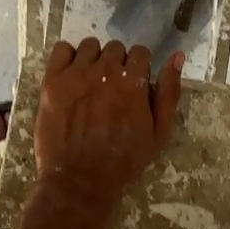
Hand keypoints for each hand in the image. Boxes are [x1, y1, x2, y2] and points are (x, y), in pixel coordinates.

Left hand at [33, 38, 183, 207]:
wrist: (79, 182)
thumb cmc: (123, 161)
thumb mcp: (158, 132)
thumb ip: (169, 92)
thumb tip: (177, 55)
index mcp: (132, 81)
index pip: (140, 52)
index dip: (138, 69)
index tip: (133, 85)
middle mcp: (104, 71)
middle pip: (115, 48)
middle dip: (117, 65)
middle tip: (111, 89)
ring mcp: (76, 74)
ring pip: (90, 46)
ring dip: (93, 60)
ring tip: (90, 83)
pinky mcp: (52, 81)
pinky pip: (62, 49)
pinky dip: (67, 58)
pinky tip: (71, 76)